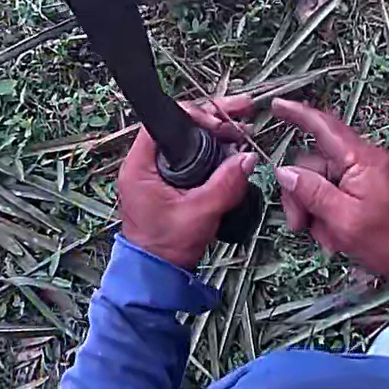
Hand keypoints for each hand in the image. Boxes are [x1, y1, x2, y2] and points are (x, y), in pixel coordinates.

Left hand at [118, 96, 259, 268]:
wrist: (156, 275)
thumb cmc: (165, 248)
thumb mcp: (200, 213)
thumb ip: (225, 184)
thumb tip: (247, 158)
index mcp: (140, 166)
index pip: (165, 121)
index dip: (196, 115)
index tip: (222, 123)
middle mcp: (144, 163)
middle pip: (179, 125)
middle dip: (213, 119)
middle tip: (242, 113)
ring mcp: (155, 172)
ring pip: (186, 140)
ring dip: (214, 134)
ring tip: (241, 131)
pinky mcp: (166, 182)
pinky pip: (188, 157)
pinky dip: (210, 151)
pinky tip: (231, 151)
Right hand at [270, 98, 388, 291]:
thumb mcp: (344, 220)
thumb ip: (312, 193)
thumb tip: (284, 171)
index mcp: (361, 159)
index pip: (324, 127)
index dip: (297, 114)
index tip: (275, 105)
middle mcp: (363, 160)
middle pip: (314, 163)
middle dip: (300, 193)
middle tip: (299, 225)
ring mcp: (364, 175)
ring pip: (320, 181)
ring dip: (314, 209)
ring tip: (325, 237)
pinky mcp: (366, 189)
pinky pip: (334, 193)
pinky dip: (327, 213)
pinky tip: (334, 235)